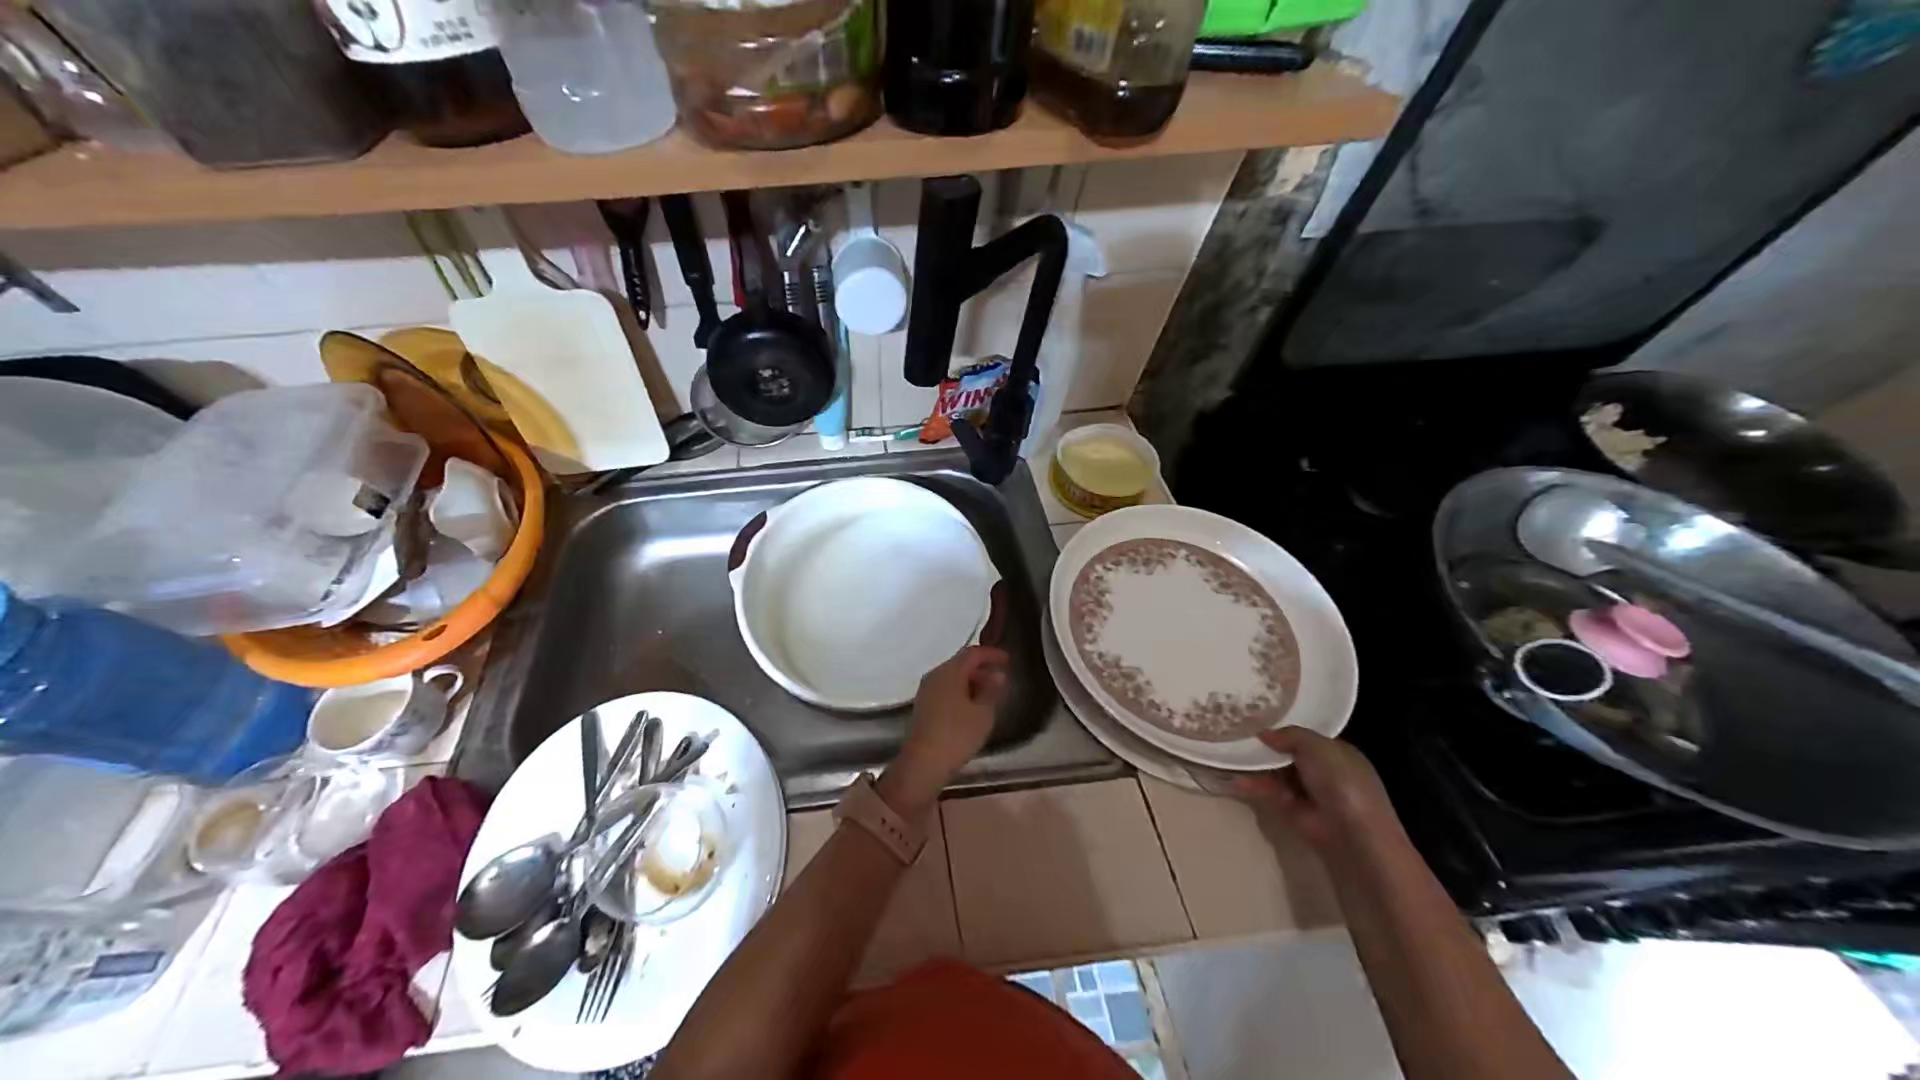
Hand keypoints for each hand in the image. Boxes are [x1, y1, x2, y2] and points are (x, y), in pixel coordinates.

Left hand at [879, 647, 1010, 815]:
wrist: (924, 763)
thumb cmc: (958, 735)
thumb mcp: (983, 713)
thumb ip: (992, 690)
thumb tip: (997, 675)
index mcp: (950, 672)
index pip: (973, 653)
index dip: (992, 654)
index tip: (1008, 660)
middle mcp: (935, 675)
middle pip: (960, 663)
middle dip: (982, 668)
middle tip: (1001, 679)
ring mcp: (926, 690)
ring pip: (952, 677)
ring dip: (972, 681)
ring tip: (990, 694)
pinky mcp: (924, 705)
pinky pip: (945, 689)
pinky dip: (961, 691)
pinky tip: (972, 706)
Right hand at [1234, 727, 1399, 854]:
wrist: (1350, 830)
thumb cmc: (1340, 780)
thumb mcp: (1317, 746)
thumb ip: (1290, 735)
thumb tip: (1264, 733)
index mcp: (1335, 752)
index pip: (1305, 737)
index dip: (1282, 730)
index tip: (1255, 721)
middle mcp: (1321, 770)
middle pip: (1286, 754)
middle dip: (1264, 747)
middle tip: (1236, 735)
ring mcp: (1305, 791)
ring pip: (1275, 773)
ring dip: (1254, 765)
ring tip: (1228, 754)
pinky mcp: (1290, 810)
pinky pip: (1268, 792)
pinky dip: (1252, 786)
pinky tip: (1233, 779)